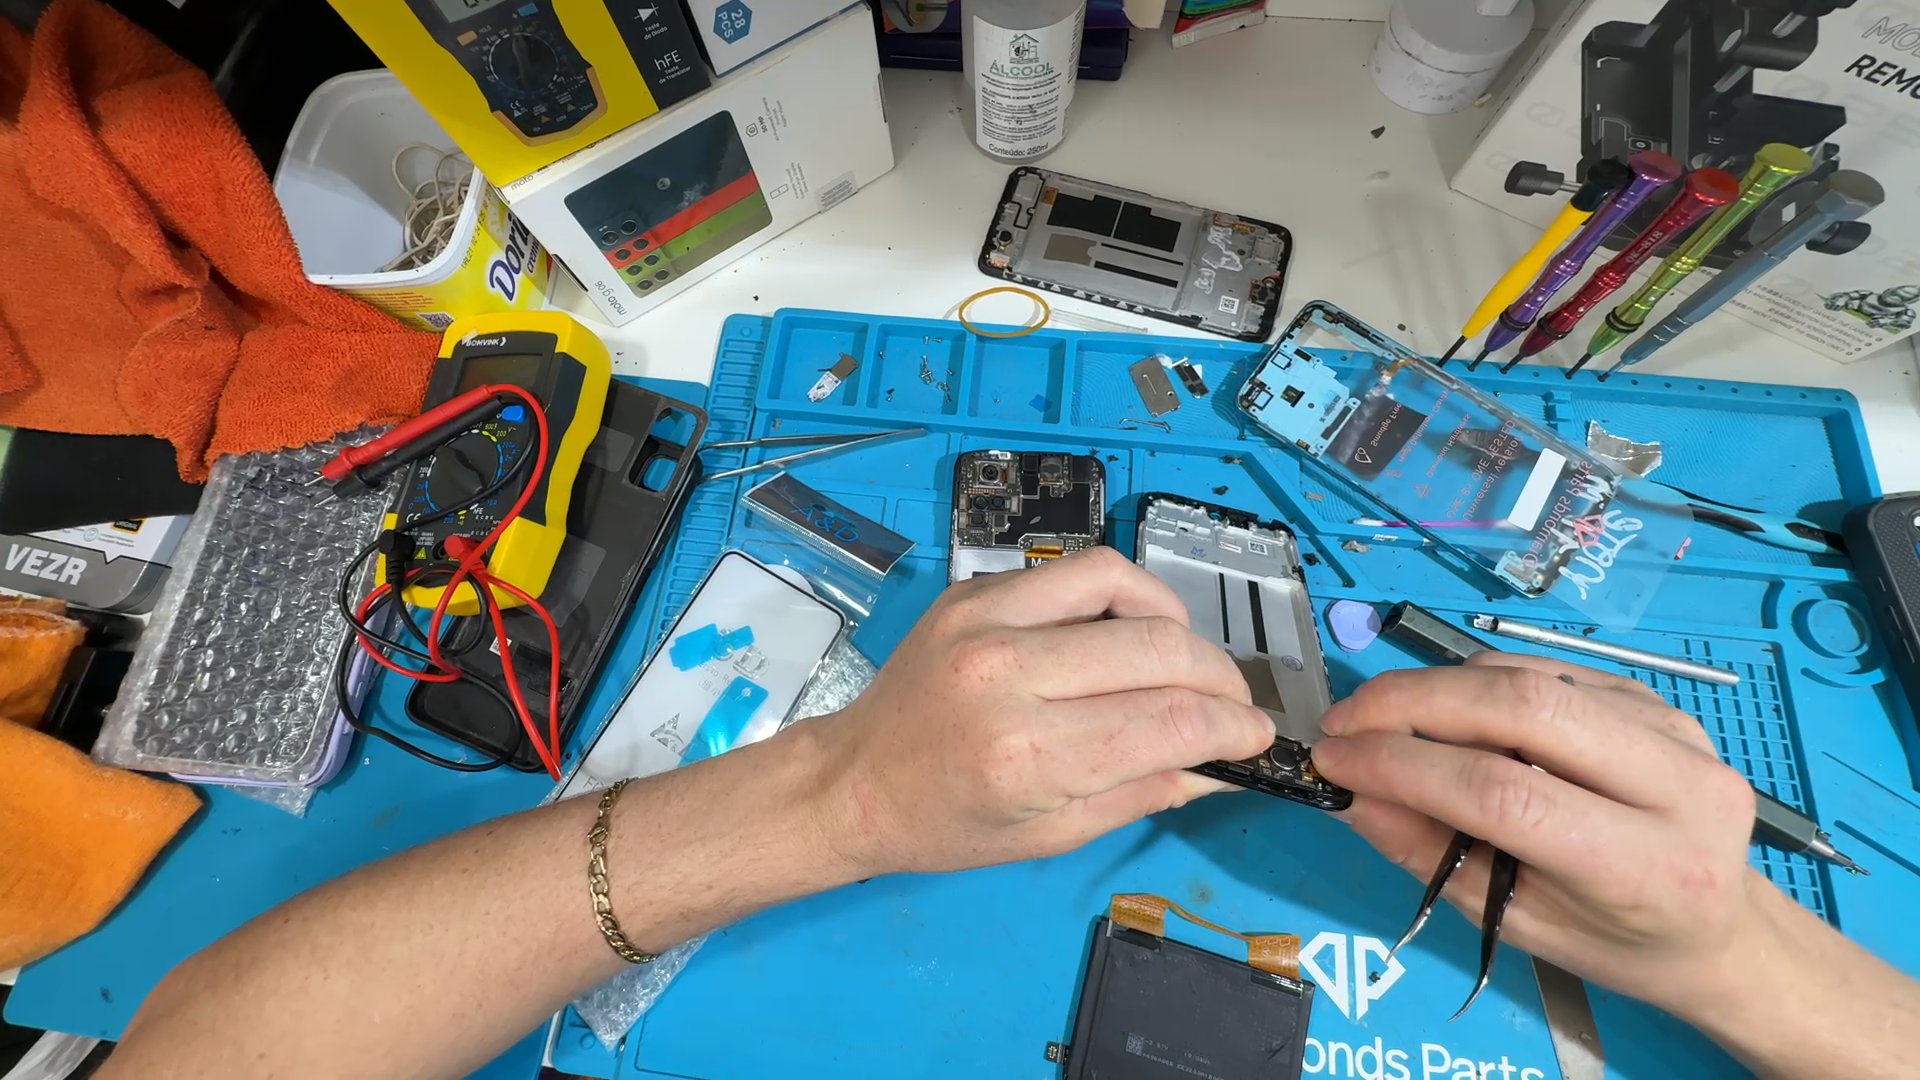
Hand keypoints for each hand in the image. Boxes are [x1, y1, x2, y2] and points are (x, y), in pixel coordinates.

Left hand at [808, 547, 1274, 876]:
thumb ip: (1144, 791)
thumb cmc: (946, 824)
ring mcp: (983, 618)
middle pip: (1157, 647)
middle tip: (1231, 704)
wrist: (856, 778)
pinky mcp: (971, 591)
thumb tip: (1220, 763)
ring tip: (1182, 657)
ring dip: (1173, 619)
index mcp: (1026, 754)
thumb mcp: (1051, 834)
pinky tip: (1123, 627)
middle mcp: (1007, 673)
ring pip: (1118, 584)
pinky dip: (1118, 593)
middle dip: (1219, 678)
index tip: (1255, 737)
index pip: (1169, 721)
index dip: (1233, 728)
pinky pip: (1069, 571)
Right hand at [1309, 651, 1773, 1019]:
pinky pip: (1529, 668)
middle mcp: (1678, 785)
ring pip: (1517, 676)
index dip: (1400, 766)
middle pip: (1517, 707)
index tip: (1330, 760)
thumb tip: (1346, 789)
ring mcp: (1668, 728)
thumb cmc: (1611, 939)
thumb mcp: (1507, 918)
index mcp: (1648, 868)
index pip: (1501, 793)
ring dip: (1424, 689)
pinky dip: (1461, 681)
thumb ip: (1421, 849)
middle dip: (1406, 702)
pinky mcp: (1646, 696)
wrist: (1724, 927)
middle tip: (1342, 721)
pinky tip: (1442, 714)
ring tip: (1378, 718)